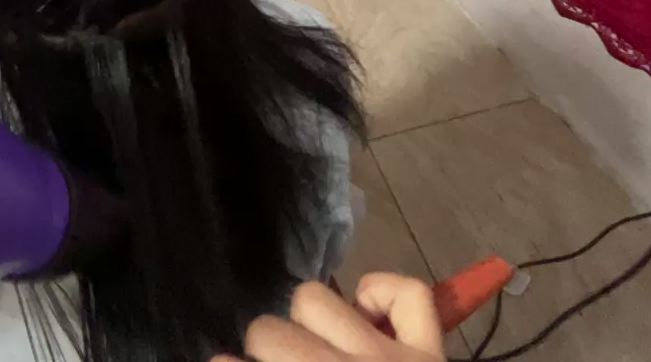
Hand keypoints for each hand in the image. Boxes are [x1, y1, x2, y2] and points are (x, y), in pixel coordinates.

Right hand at [214, 276, 446, 361]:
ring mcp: (391, 361)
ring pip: (314, 299)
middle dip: (266, 353)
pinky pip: (407, 295)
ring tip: (318, 354)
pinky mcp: (432, 356)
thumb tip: (218, 360)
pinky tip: (368, 325)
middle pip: (270, 332)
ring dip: (309, 326)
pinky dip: (381, 297)